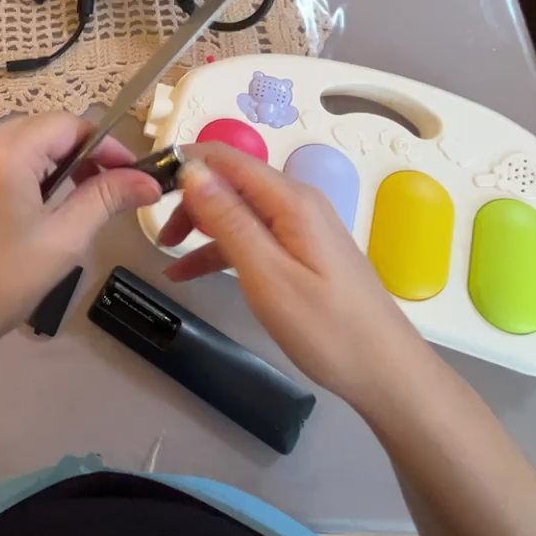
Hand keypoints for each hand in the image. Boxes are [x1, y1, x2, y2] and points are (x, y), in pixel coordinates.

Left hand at [0, 114, 163, 356]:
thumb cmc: (2, 282)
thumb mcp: (63, 240)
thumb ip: (105, 199)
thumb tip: (149, 180)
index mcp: (5, 151)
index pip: (68, 124)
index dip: (104, 144)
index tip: (131, 173)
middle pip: (43, 127)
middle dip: (79, 152)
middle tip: (107, 188)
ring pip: (20, 139)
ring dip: (52, 160)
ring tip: (74, 199)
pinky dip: (24, 168)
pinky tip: (35, 203)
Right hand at [156, 143, 433, 406]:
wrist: (389, 377)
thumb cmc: (328, 329)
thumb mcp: (267, 276)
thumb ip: (228, 220)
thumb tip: (191, 170)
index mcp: (289, 200)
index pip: (224, 157)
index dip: (182, 162)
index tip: (146, 186)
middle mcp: (295, 202)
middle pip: (227, 180)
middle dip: (186, 197)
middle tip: (154, 227)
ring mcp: (298, 226)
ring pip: (234, 208)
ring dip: (197, 225)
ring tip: (166, 253)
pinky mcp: (298, 250)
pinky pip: (248, 236)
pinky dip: (216, 249)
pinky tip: (186, 273)